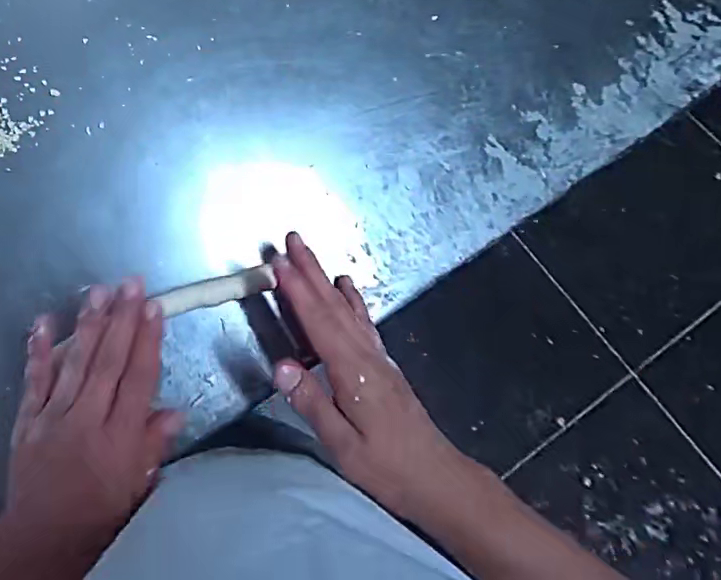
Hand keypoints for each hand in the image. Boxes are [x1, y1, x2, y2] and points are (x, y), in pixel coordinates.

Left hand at [0, 278, 182, 578]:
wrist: (41, 540)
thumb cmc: (97, 516)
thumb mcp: (135, 490)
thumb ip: (152, 447)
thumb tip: (176, 410)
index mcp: (119, 440)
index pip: (137, 381)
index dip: (147, 341)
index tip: (153, 308)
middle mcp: (87, 421)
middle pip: (108, 362)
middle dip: (122, 319)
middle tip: (131, 283)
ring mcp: (54, 415)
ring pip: (75, 362)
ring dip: (88, 324)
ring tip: (99, 291)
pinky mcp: (28, 417)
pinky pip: (35, 378)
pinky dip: (39, 348)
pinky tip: (44, 320)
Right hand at [271, 231, 479, 521]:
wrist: (442, 482)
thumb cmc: (389, 468)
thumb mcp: (343, 445)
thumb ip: (311, 402)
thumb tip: (281, 366)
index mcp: (352, 371)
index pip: (317, 321)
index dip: (296, 289)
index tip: (278, 261)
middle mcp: (365, 355)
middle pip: (332, 304)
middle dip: (309, 269)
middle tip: (292, 239)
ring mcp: (376, 357)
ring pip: (346, 307)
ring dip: (325, 277)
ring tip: (310, 253)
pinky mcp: (383, 364)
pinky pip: (362, 320)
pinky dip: (351, 298)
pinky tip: (346, 287)